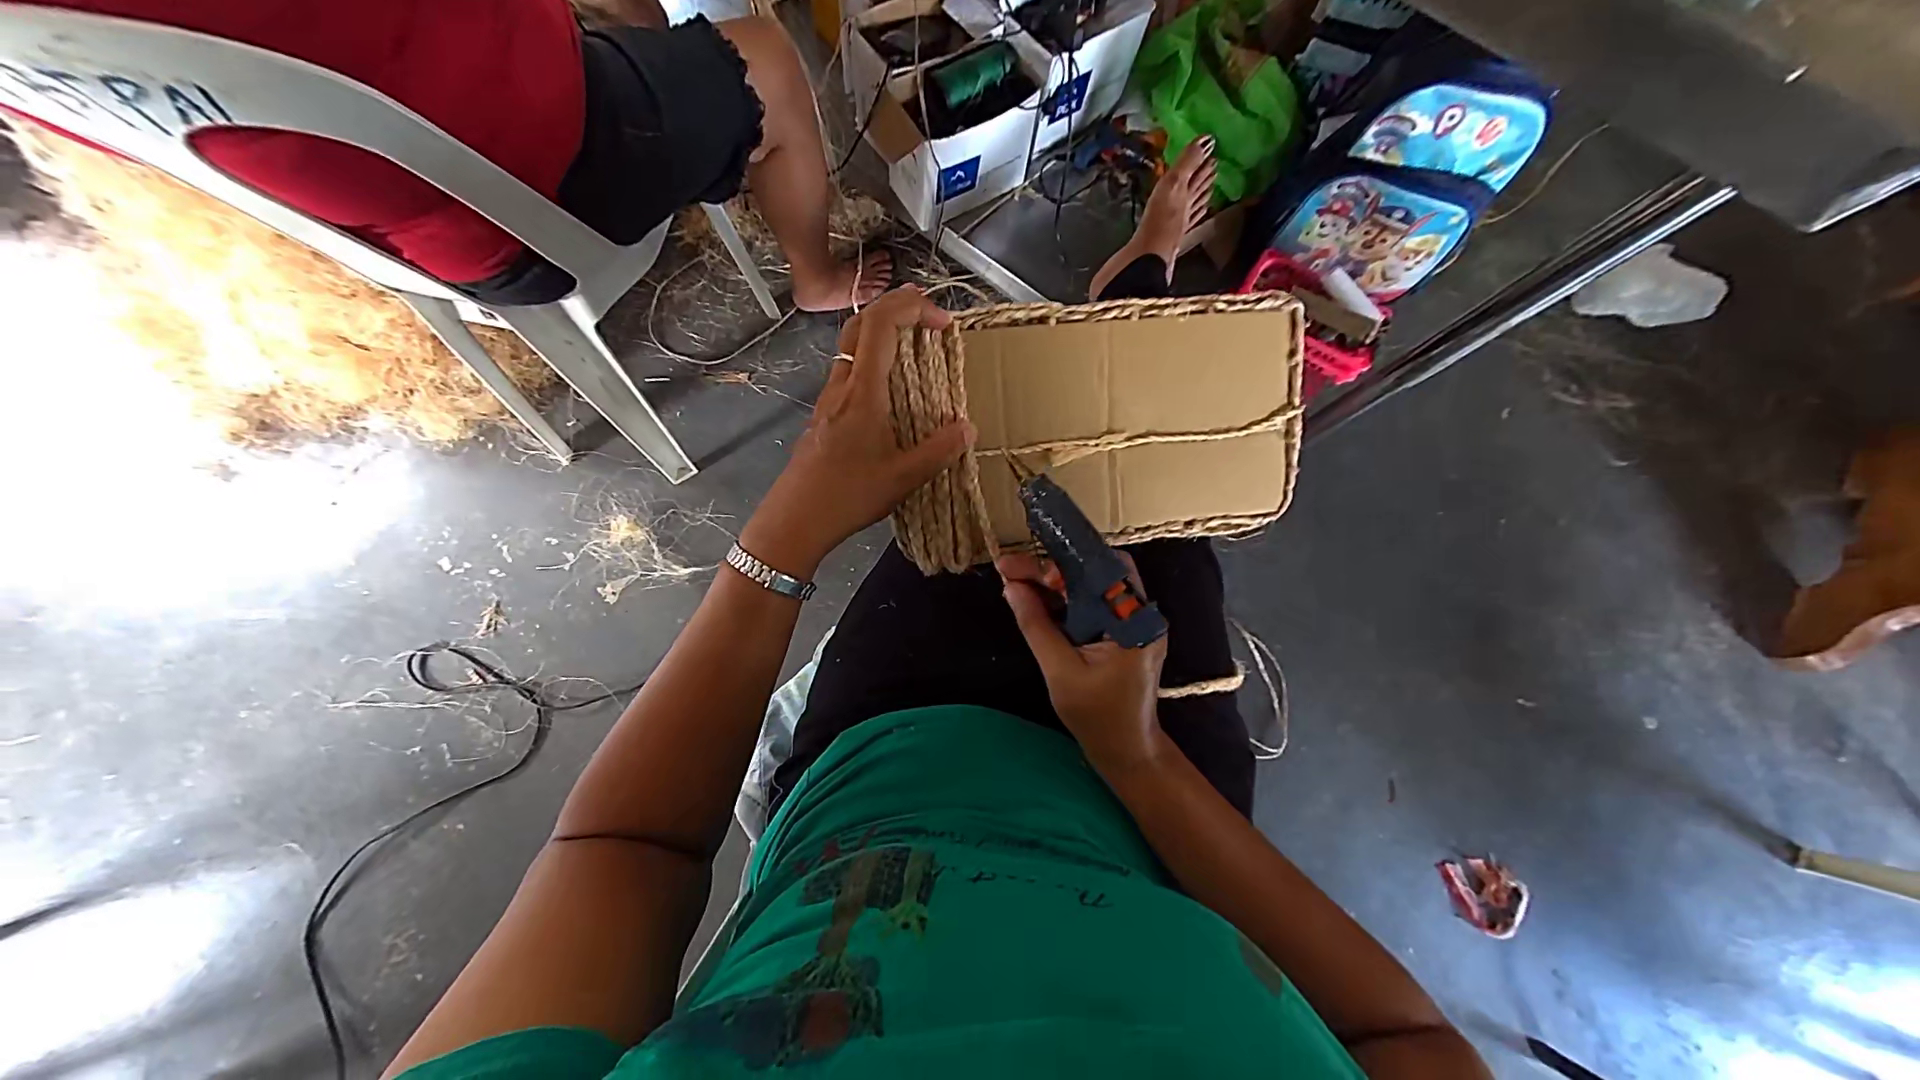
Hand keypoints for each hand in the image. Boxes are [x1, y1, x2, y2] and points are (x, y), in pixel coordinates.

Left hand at [739, 287, 973, 578]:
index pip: (881, 323)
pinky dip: (872, 359)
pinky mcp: (824, 414)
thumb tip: (966, 428)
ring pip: (851, 345)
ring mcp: (828, 399)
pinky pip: (848, 371)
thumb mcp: (903, 478)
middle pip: (860, 322)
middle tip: (927, 313)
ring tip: (913, 343)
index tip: (942, 322)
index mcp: (862, 392)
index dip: (912, 307)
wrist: (795, 519)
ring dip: (882, 332)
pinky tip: (890, 386)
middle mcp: (842, 386)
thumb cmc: (848, 497)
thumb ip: (939, 450)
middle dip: (895, 306)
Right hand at [998, 552, 1168, 770]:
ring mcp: (1131, 622)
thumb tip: (1011, 587)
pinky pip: (1090, 603)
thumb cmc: (1097, 716)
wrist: (1126, 750)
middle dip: (1050, 567)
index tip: (1029, 566)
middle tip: (1009, 570)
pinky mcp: (1119, 631)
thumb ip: (1036, 625)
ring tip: (1013, 581)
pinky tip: (1033, 599)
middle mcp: (1139, 614)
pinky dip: (1062, 599)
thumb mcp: (1059, 670)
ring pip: (1089, 585)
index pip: (1105, 567)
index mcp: (1133, 621)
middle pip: (1094, 571)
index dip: (1065, 559)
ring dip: (1052, 581)